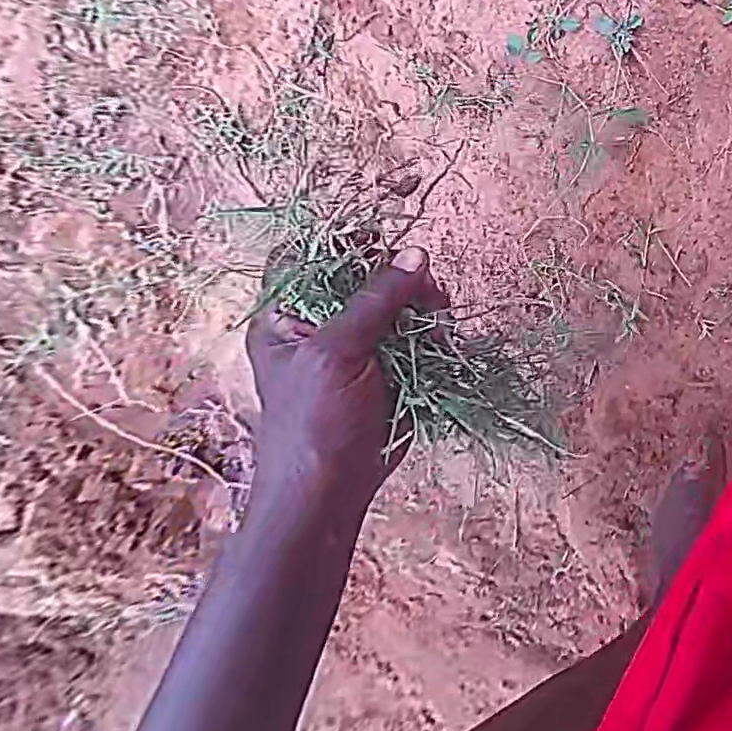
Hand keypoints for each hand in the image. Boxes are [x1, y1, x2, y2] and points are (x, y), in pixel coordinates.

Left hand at [243, 245, 446, 512]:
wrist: (332, 489)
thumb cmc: (313, 422)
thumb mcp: (336, 352)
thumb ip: (376, 300)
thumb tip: (416, 254)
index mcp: (289, 315)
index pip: (311, 257)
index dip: (344, 242)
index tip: (383, 241)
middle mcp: (325, 323)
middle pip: (369, 276)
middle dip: (402, 278)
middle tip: (427, 292)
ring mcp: (362, 343)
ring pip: (401, 302)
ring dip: (425, 305)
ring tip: (438, 321)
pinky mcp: (393, 362)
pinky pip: (418, 330)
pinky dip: (434, 330)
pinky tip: (442, 340)